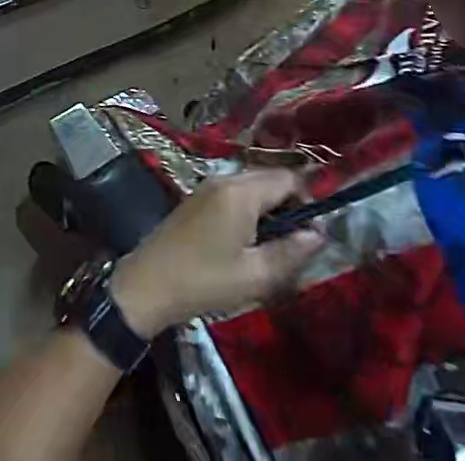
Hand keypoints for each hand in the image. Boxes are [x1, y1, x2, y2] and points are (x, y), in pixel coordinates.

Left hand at [109, 168, 324, 336]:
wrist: (145, 286)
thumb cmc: (203, 281)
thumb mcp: (254, 275)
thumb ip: (291, 252)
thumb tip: (319, 234)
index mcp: (242, 192)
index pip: (288, 178)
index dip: (307, 201)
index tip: (310, 233)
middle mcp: (225, 179)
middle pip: (270, 178)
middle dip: (288, 204)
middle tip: (292, 242)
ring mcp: (208, 185)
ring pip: (253, 185)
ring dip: (268, 208)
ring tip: (269, 245)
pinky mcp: (197, 197)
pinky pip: (235, 192)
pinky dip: (249, 208)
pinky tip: (245, 240)